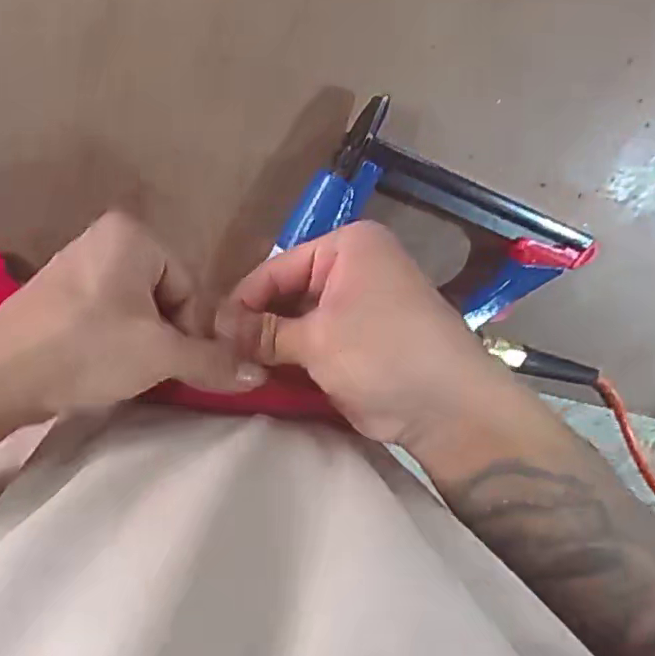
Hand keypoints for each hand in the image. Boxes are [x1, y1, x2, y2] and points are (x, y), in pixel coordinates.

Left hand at [0, 212, 264, 424]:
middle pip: (162, 298)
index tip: (182, 367)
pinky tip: (95, 369)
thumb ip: (210, 361)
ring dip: (138, 347)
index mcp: (132, 234)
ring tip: (120, 375)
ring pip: (131, 313)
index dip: (193, 333)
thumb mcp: (157, 356)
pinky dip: (107, 346)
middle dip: (164, 339)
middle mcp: (101, 240)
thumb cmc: (84, 352)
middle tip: (151, 373)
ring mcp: (72, 269)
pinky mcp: (52, 300)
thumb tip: (258, 375)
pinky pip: (100, 320)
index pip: (190, 286)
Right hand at [221, 221, 513, 445]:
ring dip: (265, 347)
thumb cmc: (382, 355)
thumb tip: (215, 327)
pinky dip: (284, 359)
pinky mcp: (350, 342)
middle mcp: (349, 269)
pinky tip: (258, 377)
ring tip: (233, 370)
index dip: (240, 303)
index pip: (274, 270)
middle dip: (252, 327)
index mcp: (346, 248)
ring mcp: (351, 307)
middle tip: (218, 357)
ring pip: (291, 322)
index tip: (208, 336)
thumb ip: (261, 332)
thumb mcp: (315, 340)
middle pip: (281, 295)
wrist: (445, 407)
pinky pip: (306, 344)